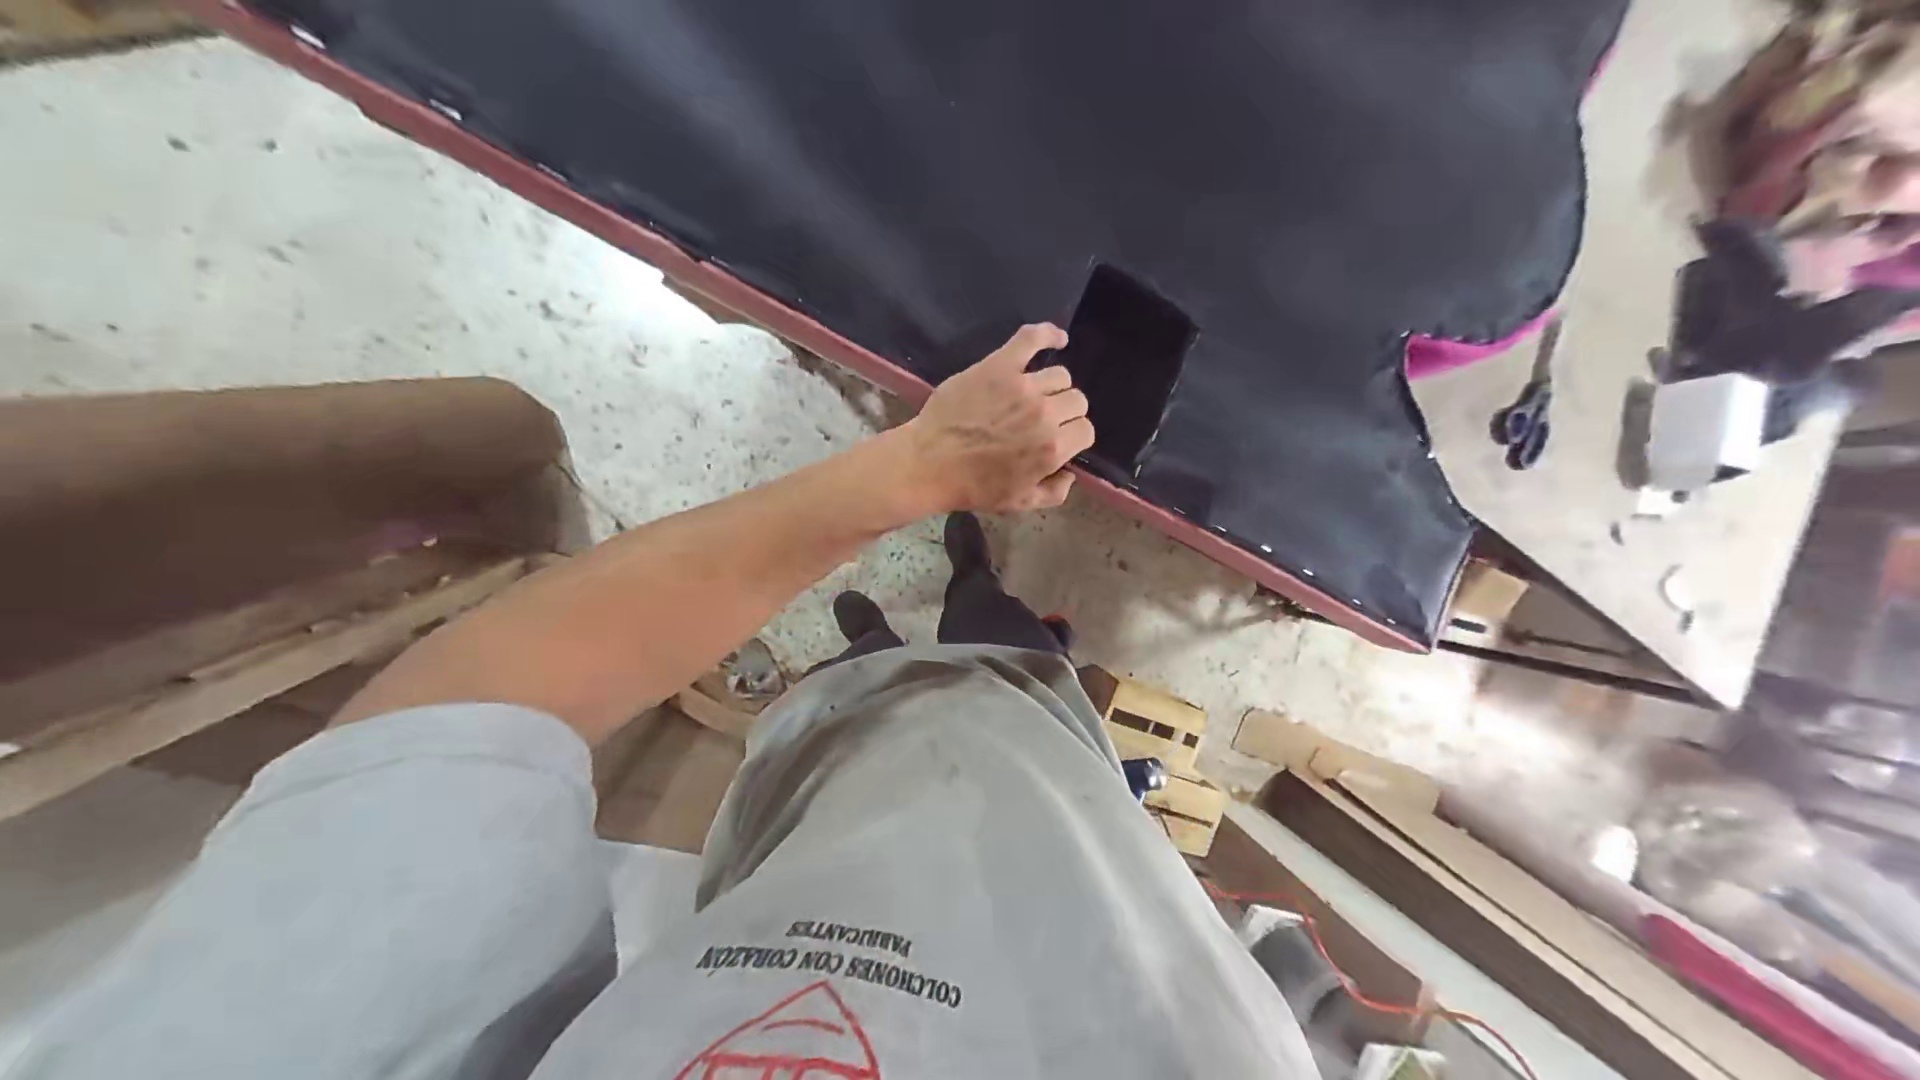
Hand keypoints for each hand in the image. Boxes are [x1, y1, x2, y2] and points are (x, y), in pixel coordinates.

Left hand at [894, 323, 1094, 513]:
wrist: (929, 464)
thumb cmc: (973, 487)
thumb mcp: (1019, 503)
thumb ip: (1054, 493)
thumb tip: (1070, 475)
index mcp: (1053, 448)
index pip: (1085, 430)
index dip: (1074, 437)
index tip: (1059, 439)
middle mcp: (1044, 413)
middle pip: (1076, 401)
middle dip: (1066, 413)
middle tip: (1042, 421)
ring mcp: (1023, 385)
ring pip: (1060, 375)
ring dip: (1053, 387)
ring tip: (1034, 396)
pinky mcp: (999, 365)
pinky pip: (1032, 339)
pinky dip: (1049, 334)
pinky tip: (1058, 338)